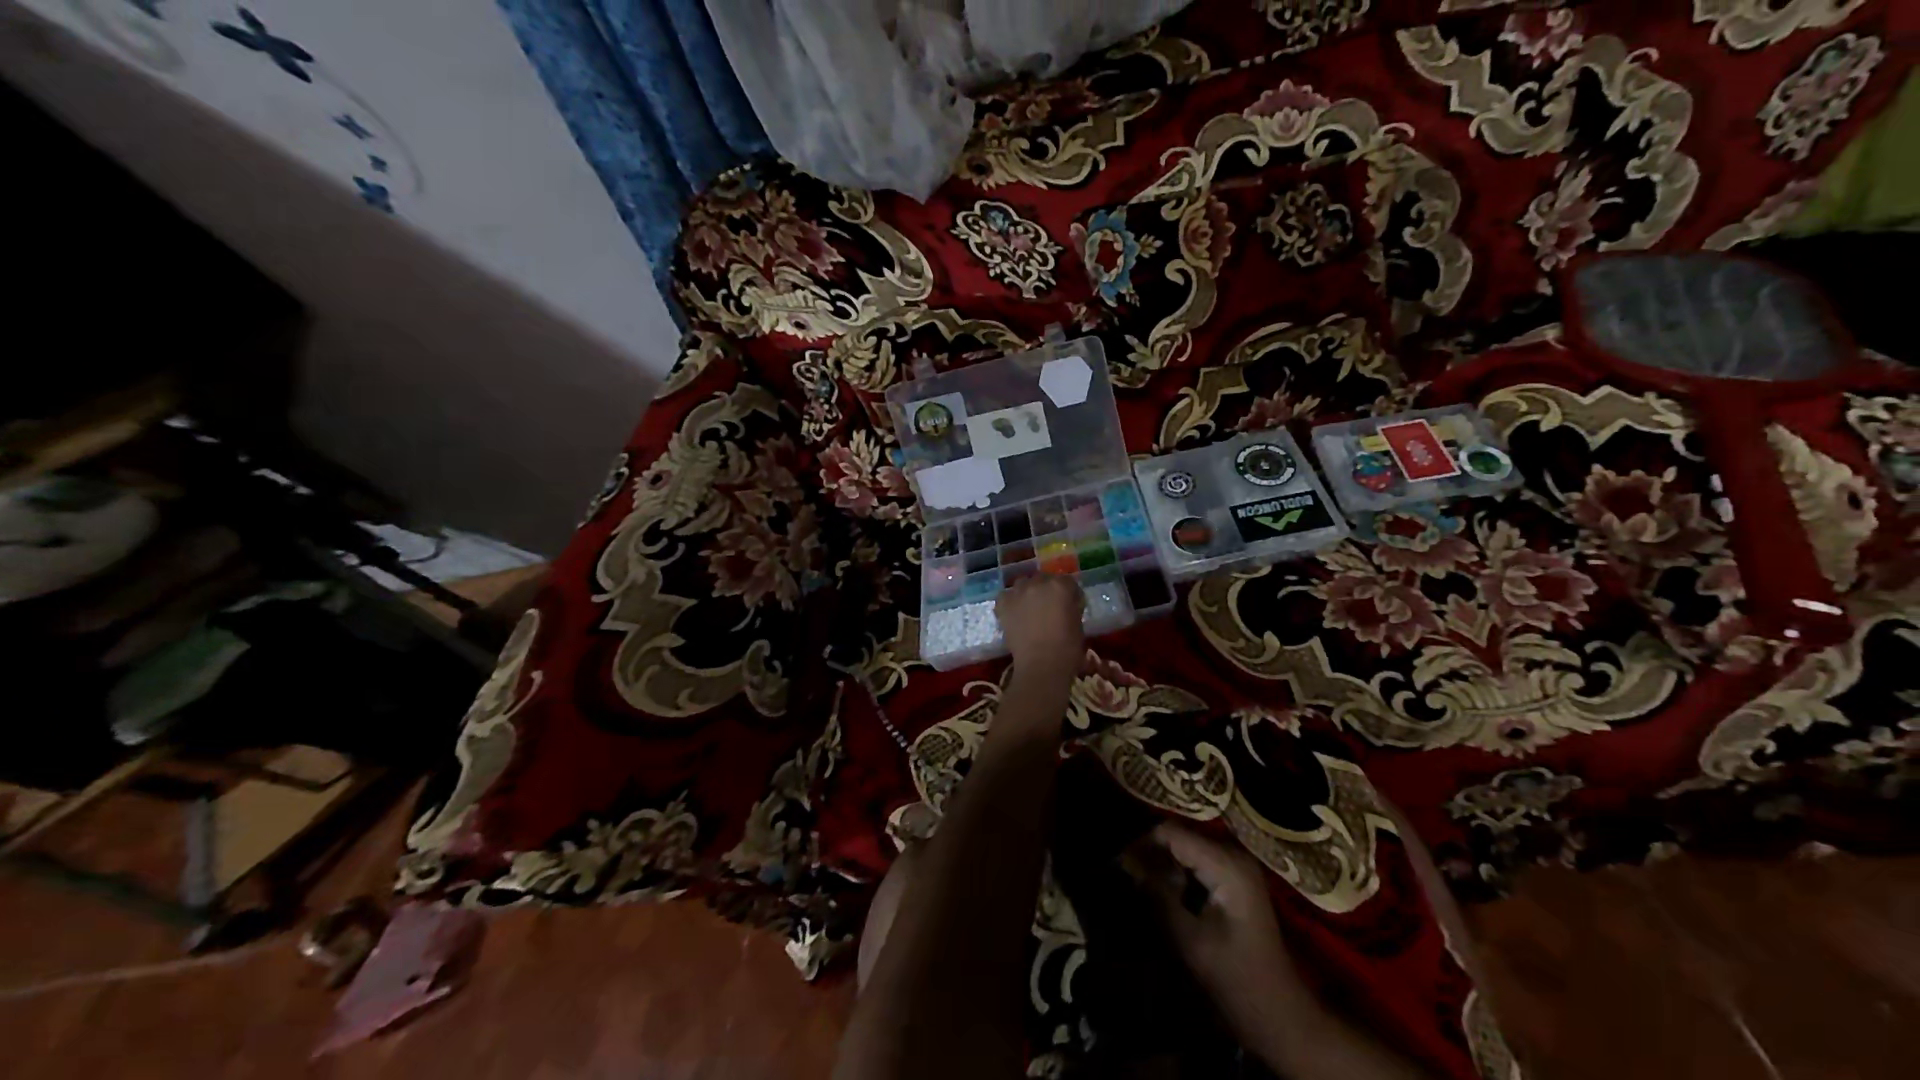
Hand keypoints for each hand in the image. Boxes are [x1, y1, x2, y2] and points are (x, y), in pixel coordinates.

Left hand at [995, 575, 1083, 678]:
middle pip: (1043, 580)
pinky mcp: (1003, 604)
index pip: (1067, 582)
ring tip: (1030, 609)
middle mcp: (1038, 583)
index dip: (1069, 594)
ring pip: (1023, 585)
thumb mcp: (1078, 624)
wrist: (1041, 666)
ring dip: (1028, 593)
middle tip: (1049, 607)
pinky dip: (1010, 602)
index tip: (1070, 605)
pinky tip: (1015, 614)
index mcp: (1061, 586)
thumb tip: (1067, 604)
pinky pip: (1006, 596)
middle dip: (1047, 591)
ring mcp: (1018, 592)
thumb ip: (1072, 607)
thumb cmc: (1067, 649)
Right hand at [1125, 823, 1315, 1043]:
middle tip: (1125, 873)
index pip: (1171, 832)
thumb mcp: (1187, 937)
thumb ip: (1157, 892)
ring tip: (1138, 881)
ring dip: (1162, 861)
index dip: (1141, 843)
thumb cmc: (1234, 976)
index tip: (1118, 863)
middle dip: (1150, 851)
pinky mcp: (1235, 878)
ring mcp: (1237, 865)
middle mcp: (1234, 854)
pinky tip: (1163, 890)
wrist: (1278, 1011)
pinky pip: (1197, 860)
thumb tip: (1124, 858)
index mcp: (1226, 864)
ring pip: (1186, 846)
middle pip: (1179, 835)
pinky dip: (1176, 870)